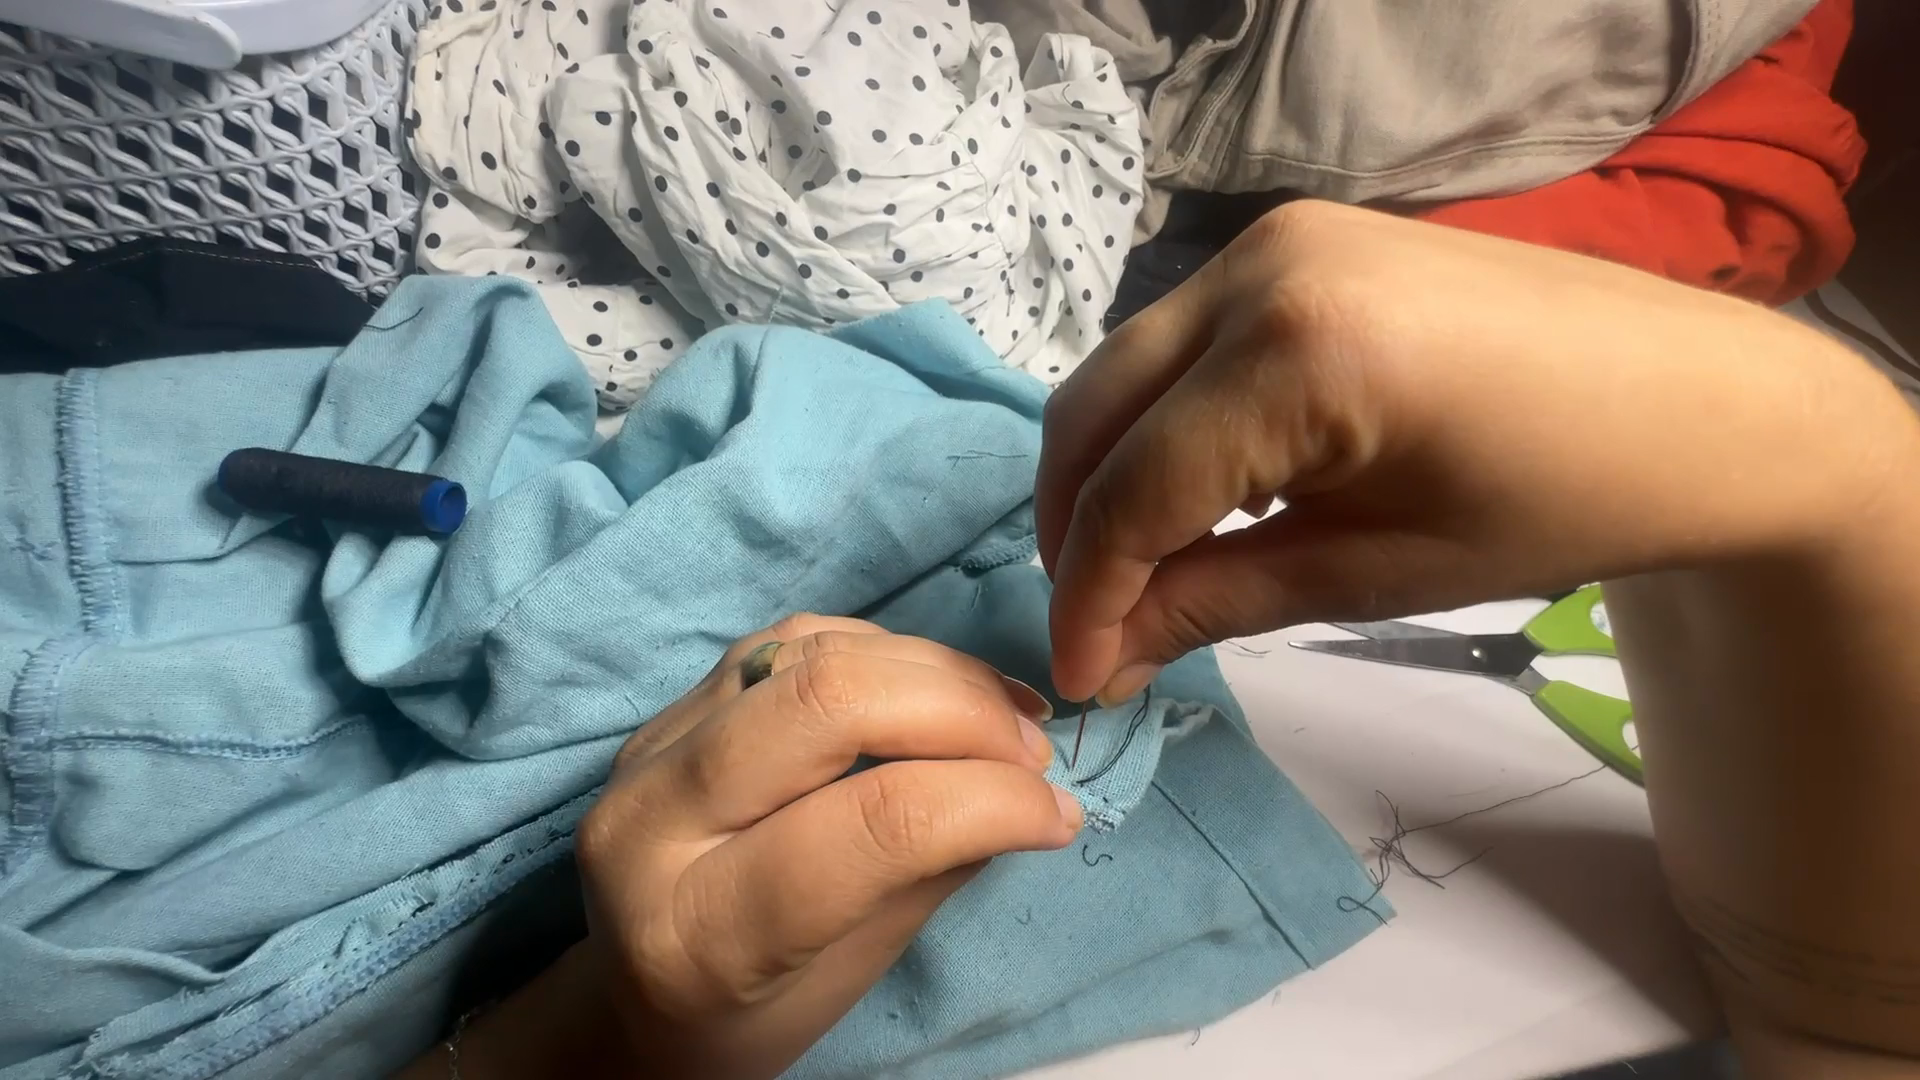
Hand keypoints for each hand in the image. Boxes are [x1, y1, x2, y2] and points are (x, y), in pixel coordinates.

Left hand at [574, 616, 1079, 1079]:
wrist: (630, 986)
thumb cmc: (747, 1010)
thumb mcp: (848, 976)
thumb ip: (932, 870)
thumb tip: (1027, 790)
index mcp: (700, 930)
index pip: (872, 826)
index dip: (987, 800)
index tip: (1056, 808)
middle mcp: (656, 816)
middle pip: (830, 703)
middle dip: (961, 710)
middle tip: (1029, 749)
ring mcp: (657, 741)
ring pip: (815, 651)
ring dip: (935, 669)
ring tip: (1001, 711)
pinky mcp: (676, 701)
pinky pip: (796, 637)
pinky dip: (884, 650)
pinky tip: (933, 683)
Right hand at [1038, 200, 1906, 703]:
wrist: (1699, 399)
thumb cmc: (1551, 504)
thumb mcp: (1363, 576)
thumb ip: (1204, 607)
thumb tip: (1097, 664)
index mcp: (1300, 352)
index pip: (1136, 489)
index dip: (1089, 594)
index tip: (1075, 673)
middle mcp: (1257, 270)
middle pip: (1093, 415)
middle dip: (1072, 529)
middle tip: (1090, 618)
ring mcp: (1263, 244)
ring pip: (1115, 377)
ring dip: (1102, 476)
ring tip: (1129, 561)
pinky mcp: (1276, 248)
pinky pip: (1166, 352)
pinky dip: (1150, 429)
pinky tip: (1185, 487)